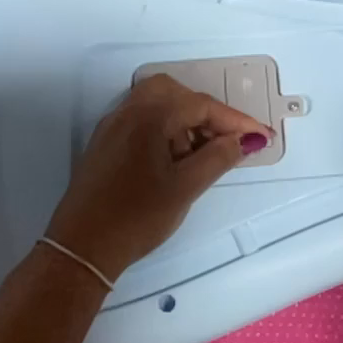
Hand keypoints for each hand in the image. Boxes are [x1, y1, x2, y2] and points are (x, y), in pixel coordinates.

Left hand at [43, 75, 270, 282]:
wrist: (82, 248)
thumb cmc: (136, 217)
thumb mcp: (186, 188)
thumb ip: (218, 157)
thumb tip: (244, 140)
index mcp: (148, 118)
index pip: (200, 105)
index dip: (235, 120)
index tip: (261, 137)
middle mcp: (127, 114)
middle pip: (175, 93)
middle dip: (206, 112)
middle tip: (227, 140)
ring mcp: (113, 129)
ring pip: (156, 106)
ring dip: (185, 121)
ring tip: (203, 155)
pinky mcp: (106, 146)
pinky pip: (142, 122)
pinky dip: (166, 130)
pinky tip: (176, 161)